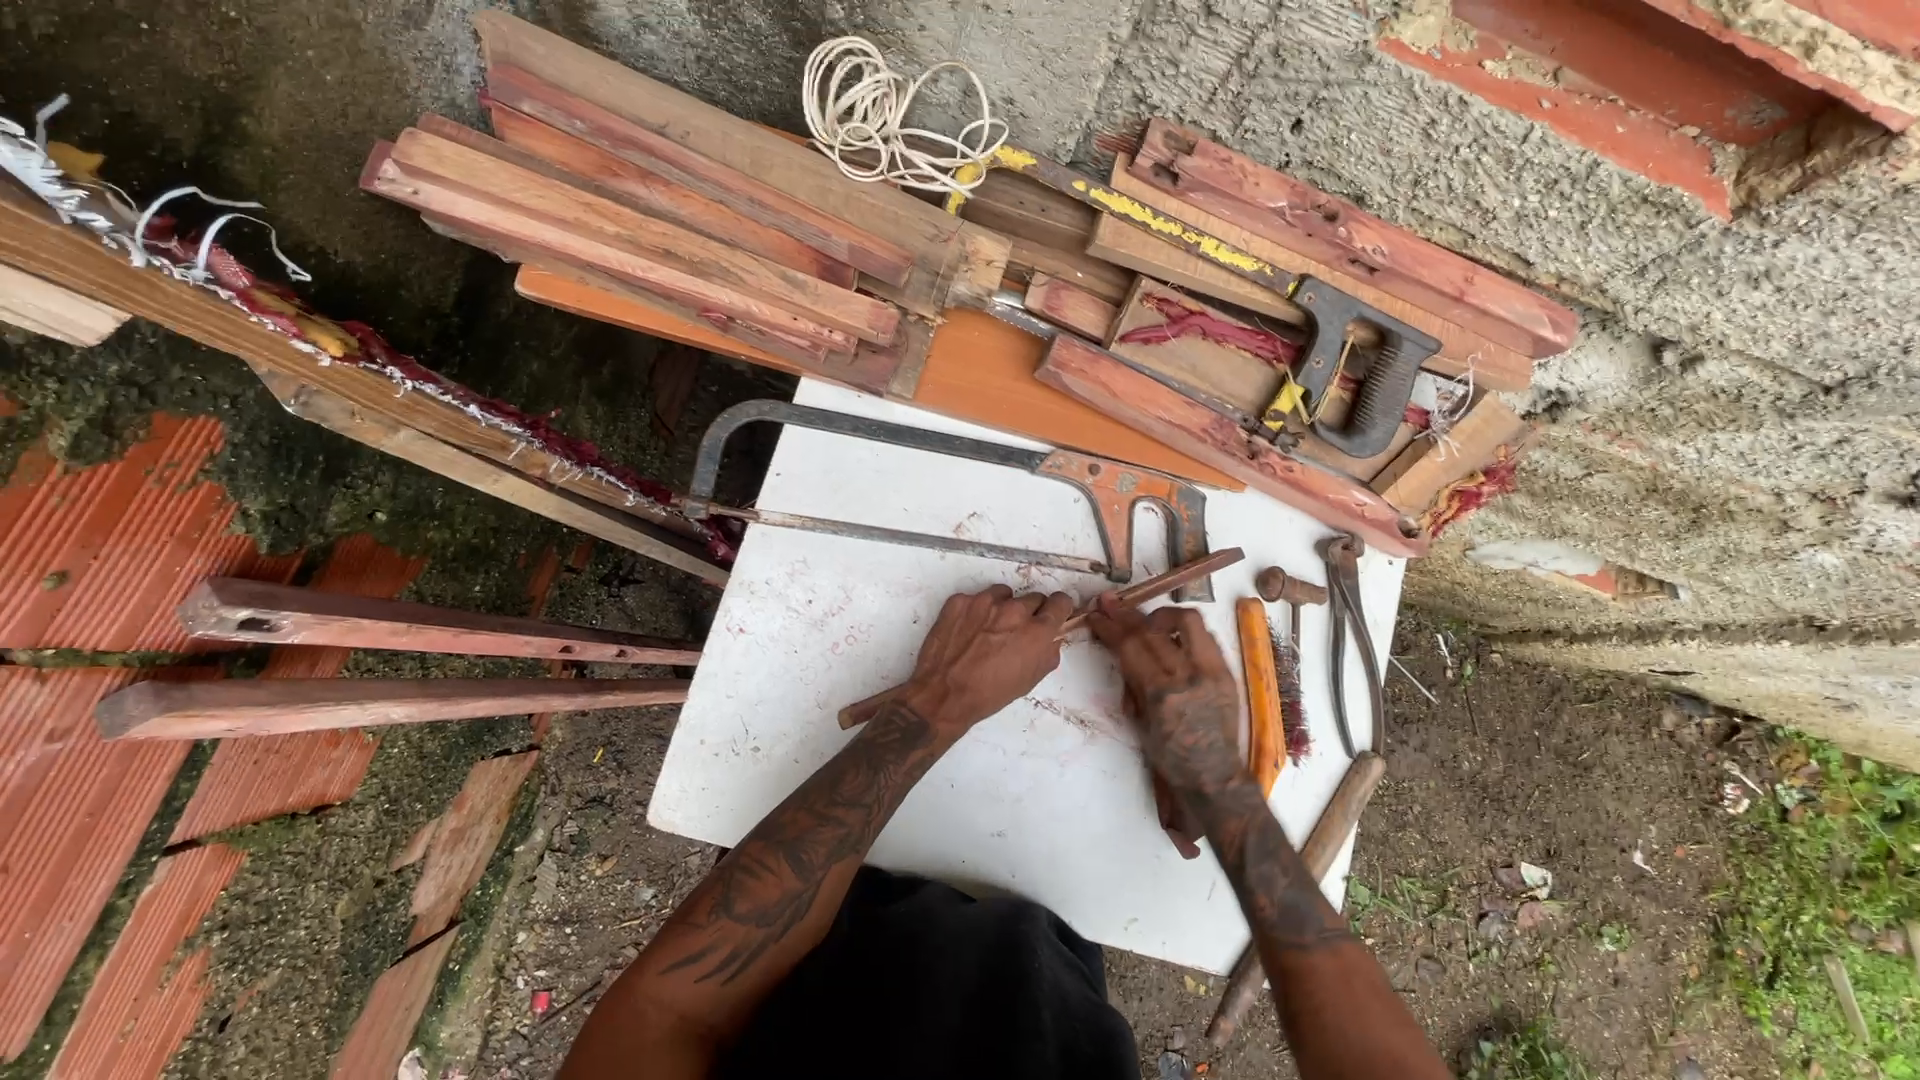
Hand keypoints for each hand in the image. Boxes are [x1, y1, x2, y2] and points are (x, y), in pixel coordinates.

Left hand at [896, 585, 1072, 734]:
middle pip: (1033, 598)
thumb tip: (1051, 639)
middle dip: (1030, 613)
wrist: (943, 694)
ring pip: (1005, 595)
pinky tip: (968, 631)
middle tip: (1016, 632)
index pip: (1060, 602)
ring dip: (1004, 608)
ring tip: (990, 631)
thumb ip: (1047, 653)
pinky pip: (977, 599)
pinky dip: (977, 611)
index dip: (1059, 609)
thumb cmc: (990, 694)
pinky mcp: (960, 600)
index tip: (1054, 614)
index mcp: (1036, 631)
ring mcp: (984, 601)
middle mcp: (1014, 610)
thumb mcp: (1030, 680)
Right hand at [1087, 599, 1245, 797]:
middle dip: (1126, 614)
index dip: (1110, 627)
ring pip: (1187, 621)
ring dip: (1161, 616)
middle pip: (1152, 629)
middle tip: (1110, 604)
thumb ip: (1133, 684)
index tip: (1096, 616)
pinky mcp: (1226, 671)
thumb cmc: (1170, 757)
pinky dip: (1185, 630)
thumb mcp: (1140, 722)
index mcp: (1161, 694)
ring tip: (1148, 621)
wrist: (1214, 775)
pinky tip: (1173, 635)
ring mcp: (1212, 671)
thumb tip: (1121, 651)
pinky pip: (1205, 636)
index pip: (1130, 646)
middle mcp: (1188, 676)